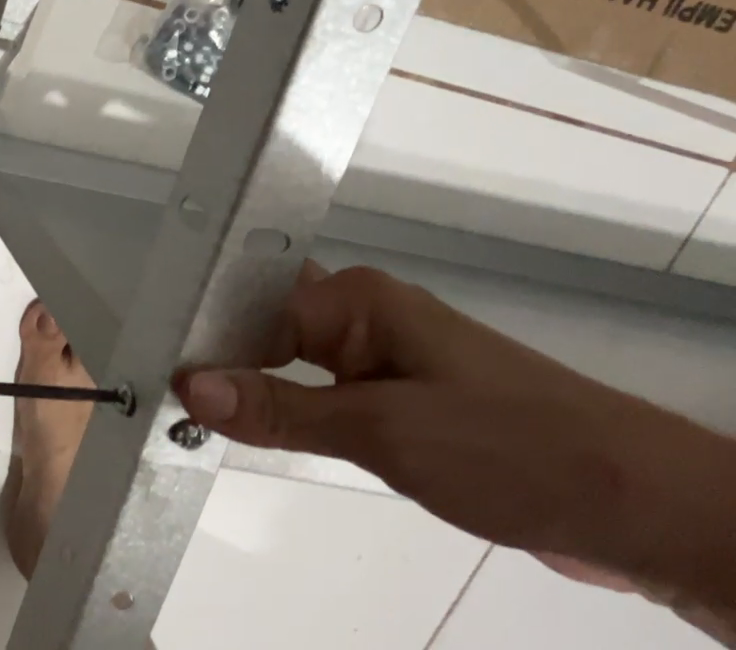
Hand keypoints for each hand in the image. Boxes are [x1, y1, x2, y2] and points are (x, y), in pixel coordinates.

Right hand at [173, 264, 710, 573]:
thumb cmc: (516, 451)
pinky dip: (292, 419)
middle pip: (265, 334)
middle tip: (166, 406)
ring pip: (293, 370)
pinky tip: (260, 437)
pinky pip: (325, 401)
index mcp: (358, 299)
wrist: (652, 513)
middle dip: (223, 370)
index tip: (159, 381)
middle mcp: (367, 318)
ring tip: (195, 424)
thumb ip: (280, 410)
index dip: (205, 344)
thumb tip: (189, 387)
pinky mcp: (405, 404)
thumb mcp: (382, 432)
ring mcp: (388, 361)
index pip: (251, 308)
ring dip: (257, 399)